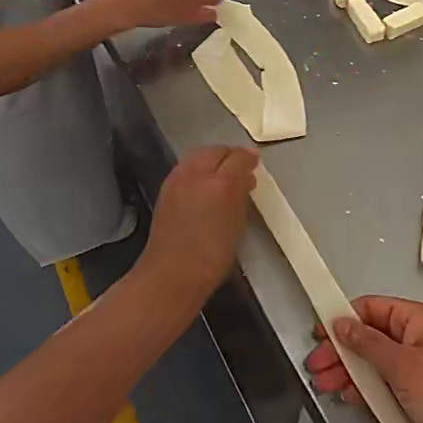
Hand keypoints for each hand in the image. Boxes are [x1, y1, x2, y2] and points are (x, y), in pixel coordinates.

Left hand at [137, 146, 258, 291]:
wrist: (172, 272)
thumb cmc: (212, 257)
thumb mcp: (237, 225)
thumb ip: (241, 196)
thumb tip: (244, 181)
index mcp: (221, 184)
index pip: (238, 157)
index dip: (249, 159)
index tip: (255, 163)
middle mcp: (196, 174)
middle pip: (216, 151)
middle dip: (230, 155)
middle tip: (242, 166)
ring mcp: (178, 178)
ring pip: (198, 155)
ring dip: (213, 159)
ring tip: (224, 174)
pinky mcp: (166, 187)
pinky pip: (186, 167)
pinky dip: (198, 168)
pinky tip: (204, 184)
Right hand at [306, 296, 422, 422]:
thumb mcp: (403, 366)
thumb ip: (367, 343)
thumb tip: (341, 323)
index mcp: (419, 320)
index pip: (371, 308)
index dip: (343, 318)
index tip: (317, 335)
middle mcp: (419, 340)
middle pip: (369, 336)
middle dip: (341, 350)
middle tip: (315, 367)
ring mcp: (420, 371)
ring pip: (374, 363)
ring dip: (348, 372)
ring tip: (325, 386)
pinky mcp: (421, 399)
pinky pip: (385, 386)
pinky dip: (365, 390)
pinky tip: (348, 398)